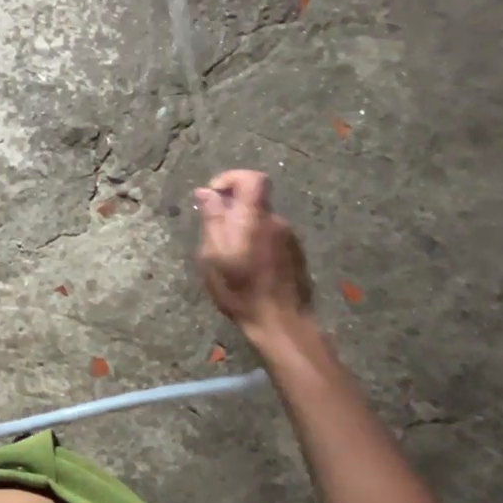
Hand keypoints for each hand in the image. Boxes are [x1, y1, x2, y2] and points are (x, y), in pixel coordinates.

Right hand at [194, 170, 312, 343]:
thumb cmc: (240, 289)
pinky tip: (249, 270)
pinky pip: (271, 238)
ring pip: (260, 222)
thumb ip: (211, 219)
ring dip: (243, 231)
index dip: (231, 179)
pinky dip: (256, 244)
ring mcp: (290, 239)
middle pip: (253, 201)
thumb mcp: (212, 255)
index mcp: (253, 218)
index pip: (252, 178)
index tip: (214, 197)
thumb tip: (206, 192)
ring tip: (229, 259)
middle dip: (231, 211)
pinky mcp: (296, 255)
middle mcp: (276, 222)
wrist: (281, 323)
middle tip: (213, 238)